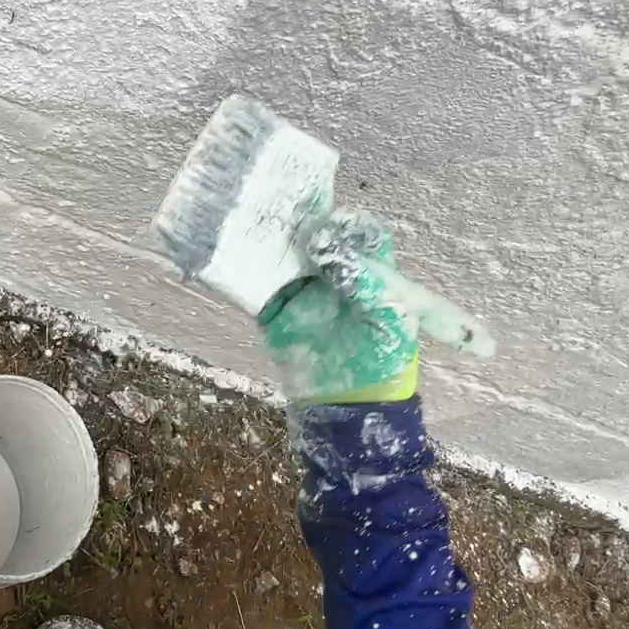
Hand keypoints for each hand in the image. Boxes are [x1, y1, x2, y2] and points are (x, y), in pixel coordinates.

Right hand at [260, 210, 494, 404]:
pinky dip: (249, 270)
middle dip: (304, 225)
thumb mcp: (385, 313)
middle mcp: (334, 276)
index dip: (346, 224)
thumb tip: (320, 240)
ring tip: (263, 230)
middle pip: (318, 238)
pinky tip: (243, 256)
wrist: (351, 407)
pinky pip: (260, 285)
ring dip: (274, 242)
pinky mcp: (275, 309)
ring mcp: (302, 291)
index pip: (359, 234)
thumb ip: (359, 275)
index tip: (330, 222)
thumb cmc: (382, 360)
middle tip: (292, 221)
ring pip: (286, 255)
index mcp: (370, 273)